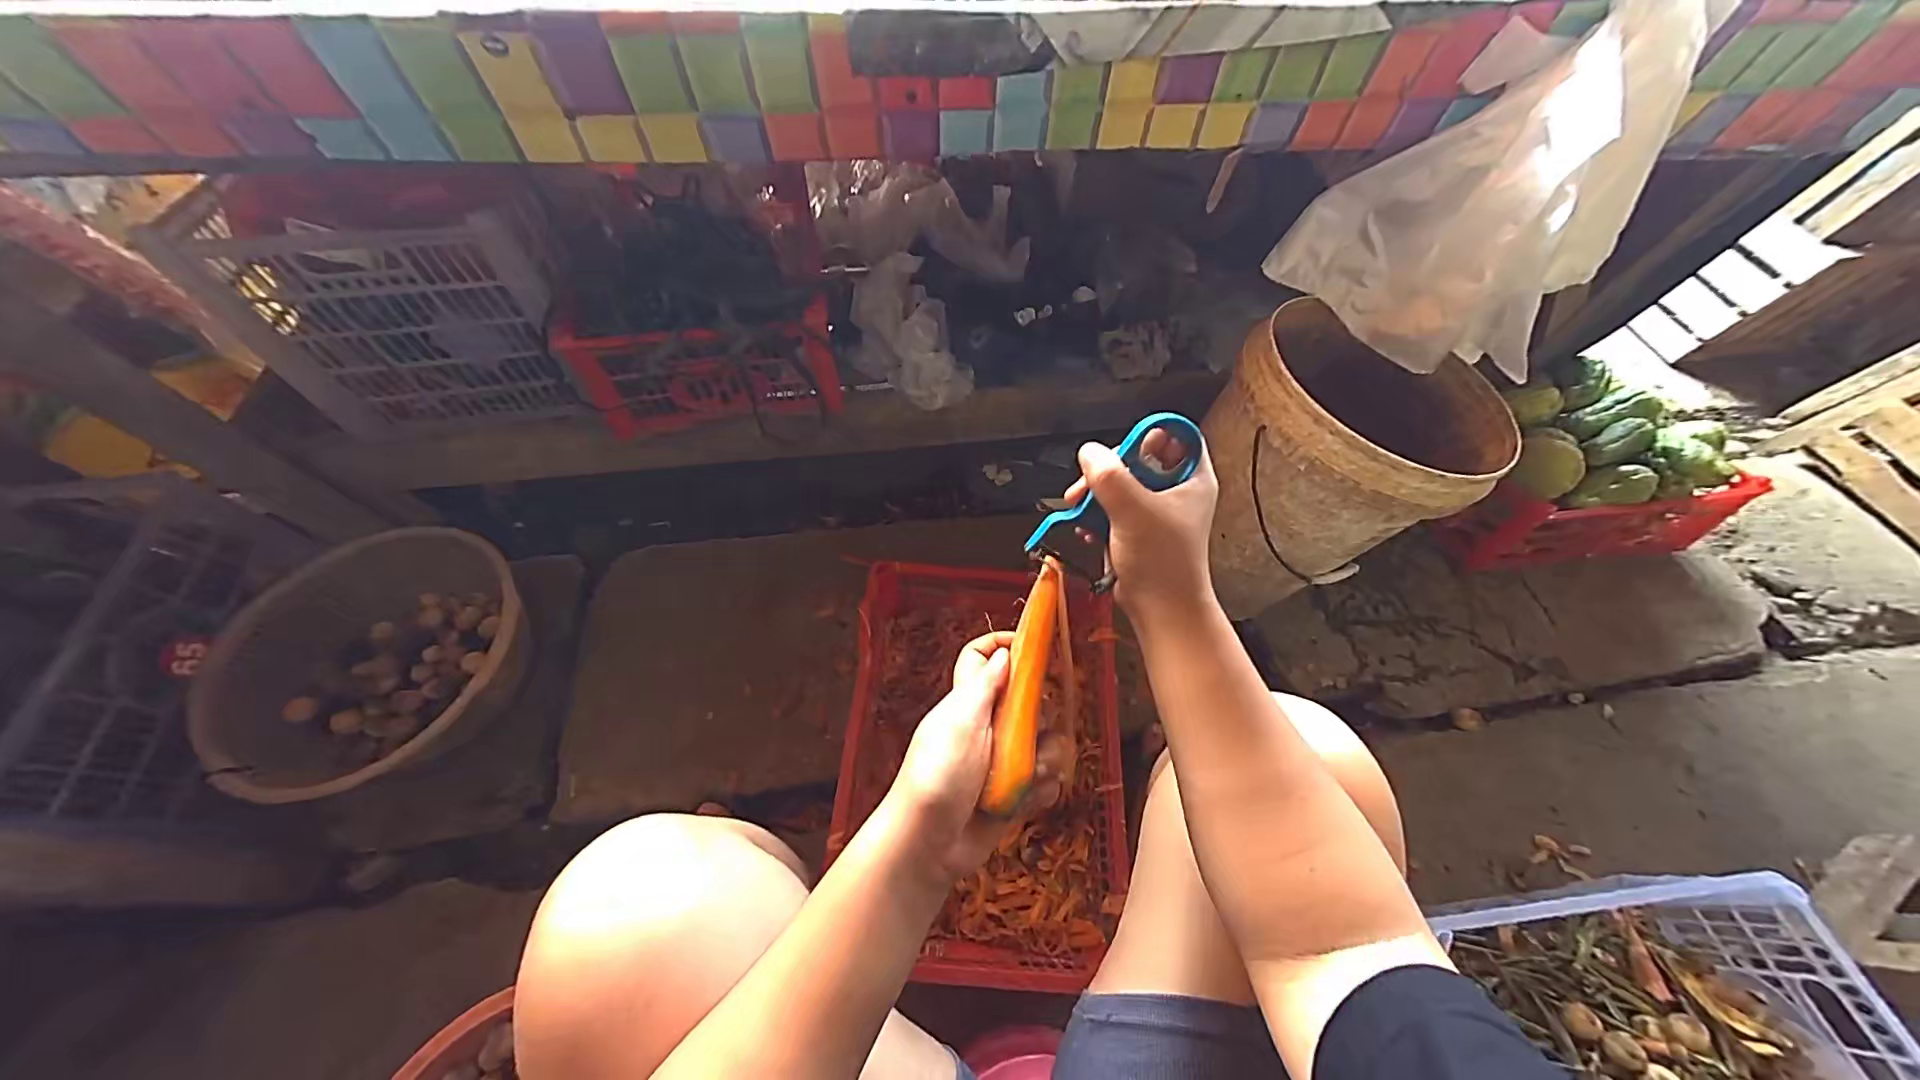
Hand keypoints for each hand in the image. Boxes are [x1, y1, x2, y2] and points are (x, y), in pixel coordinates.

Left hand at [884, 631, 1064, 882]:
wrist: (928, 846)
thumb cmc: (936, 778)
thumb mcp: (961, 723)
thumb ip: (985, 686)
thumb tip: (1004, 653)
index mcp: (969, 700)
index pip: (985, 657)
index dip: (1007, 647)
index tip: (1035, 652)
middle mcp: (989, 725)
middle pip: (1033, 701)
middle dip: (1041, 719)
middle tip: (1026, 735)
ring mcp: (1003, 759)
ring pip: (1047, 742)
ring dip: (1043, 761)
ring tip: (1021, 779)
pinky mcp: (1015, 791)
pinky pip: (1046, 781)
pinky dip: (1039, 792)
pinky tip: (1021, 802)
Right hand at [1065, 427, 1218, 618]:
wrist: (1160, 609)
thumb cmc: (1166, 566)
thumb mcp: (1134, 510)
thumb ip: (1110, 476)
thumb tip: (1090, 452)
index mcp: (1193, 479)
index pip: (1177, 436)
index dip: (1150, 436)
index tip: (1125, 449)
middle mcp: (1176, 491)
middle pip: (1139, 457)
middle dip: (1109, 467)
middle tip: (1092, 480)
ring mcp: (1155, 510)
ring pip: (1121, 482)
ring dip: (1096, 490)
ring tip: (1081, 504)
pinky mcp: (1135, 528)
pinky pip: (1111, 506)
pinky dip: (1096, 512)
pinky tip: (1087, 525)